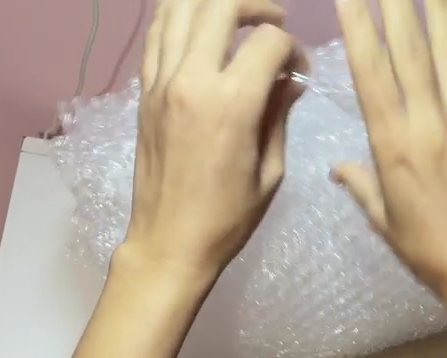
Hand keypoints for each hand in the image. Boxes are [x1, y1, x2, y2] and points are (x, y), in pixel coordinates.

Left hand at [122, 0, 304, 279]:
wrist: (170, 244)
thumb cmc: (227, 221)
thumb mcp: (269, 175)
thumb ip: (278, 117)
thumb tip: (291, 81)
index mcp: (231, 104)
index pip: (268, 43)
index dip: (293, 49)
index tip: (300, 71)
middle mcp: (193, 79)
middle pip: (222, 5)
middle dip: (256, 6)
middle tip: (274, 24)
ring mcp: (162, 81)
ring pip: (181, 6)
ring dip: (215, 2)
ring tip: (236, 16)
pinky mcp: (145, 91)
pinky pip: (158, 32)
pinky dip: (180, 17)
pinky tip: (200, 27)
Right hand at [332, 0, 446, 308]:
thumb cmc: (425, 250)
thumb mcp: (383, 220)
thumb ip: (361, 185)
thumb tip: (338, 168)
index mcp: (394, 145)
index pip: (371, 72)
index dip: (358, 25)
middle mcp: (428, 122)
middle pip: (409, 47)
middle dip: (395, 1)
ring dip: (437, 5)